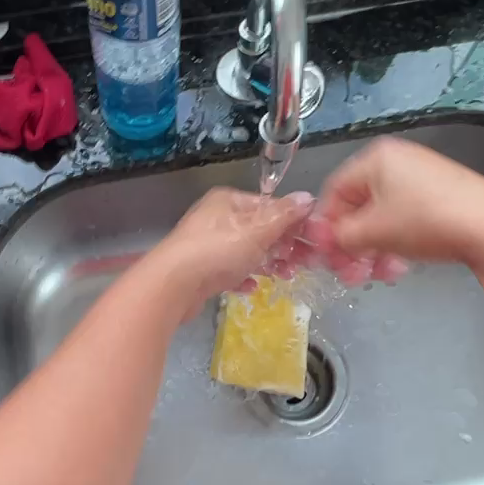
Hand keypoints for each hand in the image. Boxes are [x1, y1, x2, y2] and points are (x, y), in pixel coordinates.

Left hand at [147, 187, 315, 303]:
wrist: (172, 285)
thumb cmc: (217, 251)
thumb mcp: (257, 230)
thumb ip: (284, 215)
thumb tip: (308, 197)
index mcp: (229, 201)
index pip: (270, 206)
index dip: (293, 223)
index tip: (311, 242)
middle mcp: (217, 218)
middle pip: (260, 229)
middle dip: (283, 246)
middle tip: (303, 264)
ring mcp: (207, 243)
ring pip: (246, 251)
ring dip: (267, 263)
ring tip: (284, 277)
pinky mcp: (201, 269)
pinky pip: (230, 269)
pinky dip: (243, 277)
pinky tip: (251, 287)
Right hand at [309, 137, 483, 272]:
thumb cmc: (426, 221)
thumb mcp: (372, 232)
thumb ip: (338, 236)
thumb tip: (322, 240)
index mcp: (375, 157)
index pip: (334, 192)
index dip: (327, 227)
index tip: (326, 257)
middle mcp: (398, 160)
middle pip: (358, 206)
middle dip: (352, 243)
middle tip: (352, 273)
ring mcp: (422, 177)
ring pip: (382, 216)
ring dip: (374, 248)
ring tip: (380, 274)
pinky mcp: (442, 195)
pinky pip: (405, 217)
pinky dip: (396, 241)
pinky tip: (401, 265)